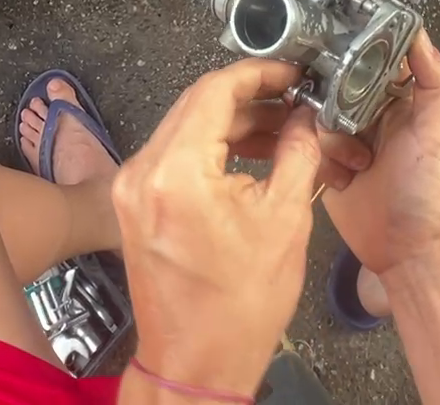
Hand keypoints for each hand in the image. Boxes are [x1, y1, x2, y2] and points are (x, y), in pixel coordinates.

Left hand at [112, 59, 327, 398]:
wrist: (194, 364)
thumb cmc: (241, 304)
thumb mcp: (285, 220)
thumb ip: (298, 152)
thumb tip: (308, 115)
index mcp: (177, 171)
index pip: (215, 91)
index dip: (258, 73)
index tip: (291, 73)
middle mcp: (143, 169)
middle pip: (197, 102)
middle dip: (250, 96)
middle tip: (293, 98)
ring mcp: (132, 184)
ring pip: (186, 124)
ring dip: (233, 121)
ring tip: (282, 127)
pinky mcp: (134, 199)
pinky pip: (176, 150)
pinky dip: (213, 144)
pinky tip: (251, 151)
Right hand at [322, 29, 439, 275]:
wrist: (403, 252)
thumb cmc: (429, 193)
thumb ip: (437, 82)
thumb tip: (420, 33)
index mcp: (393, 93)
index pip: (365, 54)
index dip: (349, 49)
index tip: (336, 52)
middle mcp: (362, 106)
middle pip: (327, 80)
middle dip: (330, 102)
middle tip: (348, 126)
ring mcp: (337, 132)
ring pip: (309, 111)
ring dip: (327, 140)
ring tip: (355, 166)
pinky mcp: (318, 156)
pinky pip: (297, 141)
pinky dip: (312, 156)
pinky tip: (338, 176)